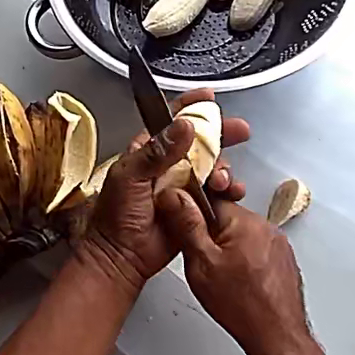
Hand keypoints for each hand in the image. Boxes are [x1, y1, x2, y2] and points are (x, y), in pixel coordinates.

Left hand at [74, 89, 250, 292]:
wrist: (122, 256)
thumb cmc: (115, 216)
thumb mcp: (131, 176)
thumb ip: (157, 151)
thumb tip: (183, 126)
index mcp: (149, 149)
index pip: (171, 119)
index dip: (190, 106)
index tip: (208, 98)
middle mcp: (170, 164)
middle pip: (201, 140)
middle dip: (222, 133)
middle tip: (239, 130)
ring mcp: (185, 184)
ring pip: (214, 166)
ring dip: (224, 167)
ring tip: (222, 178)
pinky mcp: (197, 206)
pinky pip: (219, 193)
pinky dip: (230, 190)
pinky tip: (231, 191)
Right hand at [155, 193, 311, 354]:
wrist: (277, 336)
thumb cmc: (243, 306)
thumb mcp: (201, 264)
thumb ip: (187, 226)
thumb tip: (175, 197)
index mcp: (244, 221)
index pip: (210, 199)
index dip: (193, 216)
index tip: (186, 229)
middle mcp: (265, 226)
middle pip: (227, 217)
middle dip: (212, 235)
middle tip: (205, 261)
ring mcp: (278, 243)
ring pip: (242, 234)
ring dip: (231, 248)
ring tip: (225, 276)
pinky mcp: (284, 258)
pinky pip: (258, 249)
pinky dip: (248, 260)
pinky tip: (241, 282)